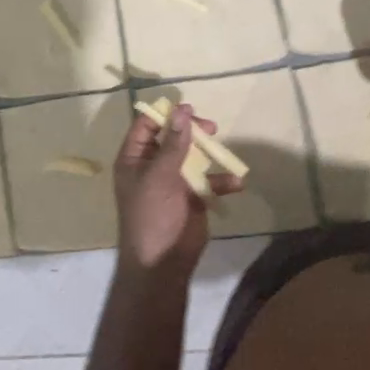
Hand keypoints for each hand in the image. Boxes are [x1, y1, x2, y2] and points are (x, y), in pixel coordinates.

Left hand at [113, 105, 238, 275]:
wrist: (163, 261)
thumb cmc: (152, 215)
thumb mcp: (160, 176)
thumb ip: (173, 144)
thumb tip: (182, 111)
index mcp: (134, 159)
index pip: (146, 126)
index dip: (165, 115)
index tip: (188, 108)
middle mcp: (152, 166)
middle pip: (172, 137)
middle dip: (191, 131)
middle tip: (210, 128)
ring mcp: (173, 181)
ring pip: (192, 157)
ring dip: (209, 154)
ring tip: (222, 152)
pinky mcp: (192, 197)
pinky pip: (208, 181)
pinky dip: (220, 181)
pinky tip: (235, 183)